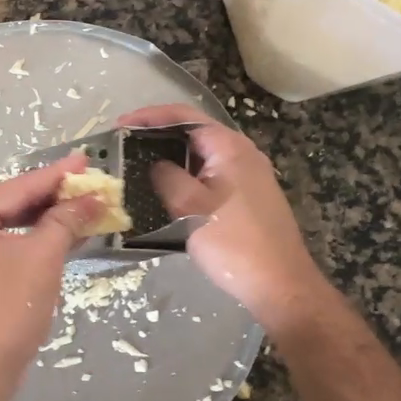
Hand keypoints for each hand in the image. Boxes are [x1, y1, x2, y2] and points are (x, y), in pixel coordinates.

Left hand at [0, 153, 99, 400]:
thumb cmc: (6, 312)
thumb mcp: (42, 258)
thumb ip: (65, 220)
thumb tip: (91, 198)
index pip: (17, 187)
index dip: (56, 176)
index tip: (86, 160)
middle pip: (9, 204)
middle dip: (51, 199)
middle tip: (89, 185)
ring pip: (4, 226)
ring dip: (42, 221)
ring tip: (80, 208)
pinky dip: (26, 241)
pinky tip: (55, 235)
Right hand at [119, 104, 331, 331]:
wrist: (281, 285)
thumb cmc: (233, 243)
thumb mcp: (189, 208)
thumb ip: (166, 176)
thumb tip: (156, 165)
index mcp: (229, 146)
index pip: (183, 116)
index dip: (148, 116)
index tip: (120, 125)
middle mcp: (243, 153)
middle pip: (194, 132)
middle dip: (158, 135)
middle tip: (126, 146)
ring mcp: (250, 175)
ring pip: (203, 156)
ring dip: (172, 158)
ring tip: (140, 167)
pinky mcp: (250, 196)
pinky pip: (212, 174)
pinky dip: (188, 175)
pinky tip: (170, 191)